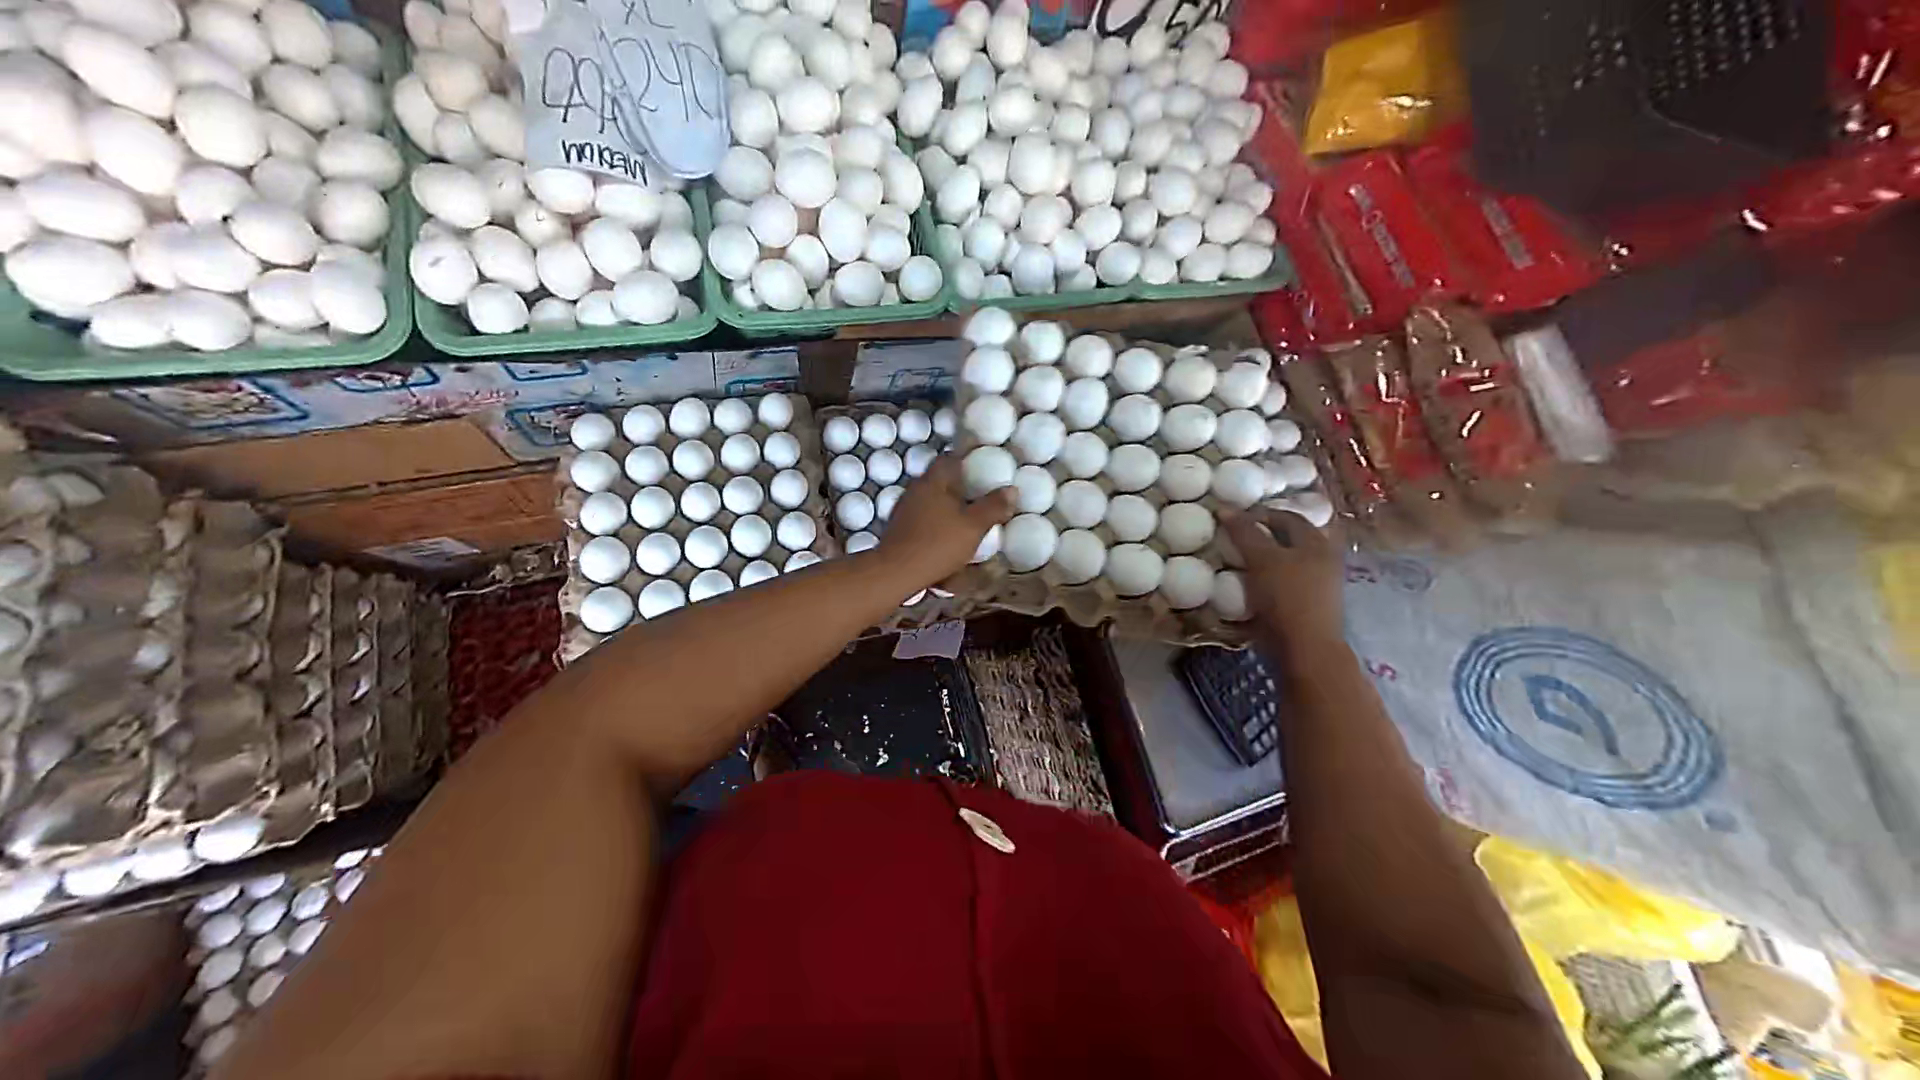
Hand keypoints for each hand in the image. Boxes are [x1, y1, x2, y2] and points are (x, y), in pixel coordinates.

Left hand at [877, 456, 1013, 585]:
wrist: (896, 572)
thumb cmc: (937, 544)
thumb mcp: (974, 527)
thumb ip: (993, 507)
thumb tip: (1012, 490)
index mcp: (933, 481)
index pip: (949, 459)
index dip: (967, 460)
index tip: (984, 469)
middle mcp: (915, 489)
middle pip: (939, 479)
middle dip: (959, 486)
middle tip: (980, 496)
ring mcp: (903, 509)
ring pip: (930, 500)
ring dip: (947, 506)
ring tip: (966, 518)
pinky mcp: (898, 529)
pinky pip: (922, 518)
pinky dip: (935, 522)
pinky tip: (946, 537)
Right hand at [1222, 507, 1345, 660]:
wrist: (1305, 650)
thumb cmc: (1286, 597)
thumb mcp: (1262, 560)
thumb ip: (1244, 533)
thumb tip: (1224, 509)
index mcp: (1317, 543)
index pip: (1287, 517)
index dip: (1261, 513)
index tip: (1234, 518)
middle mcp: (1323, 560)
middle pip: (1290, 540)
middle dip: (1263, 537)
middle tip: (1233, 539)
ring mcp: (1319, 586)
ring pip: (1286, 564)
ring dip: (1263, 561)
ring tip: (1236, 563)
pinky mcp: (1308, 608)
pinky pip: (1283, 585)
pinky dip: (1265, 581)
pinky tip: (1247, 587)